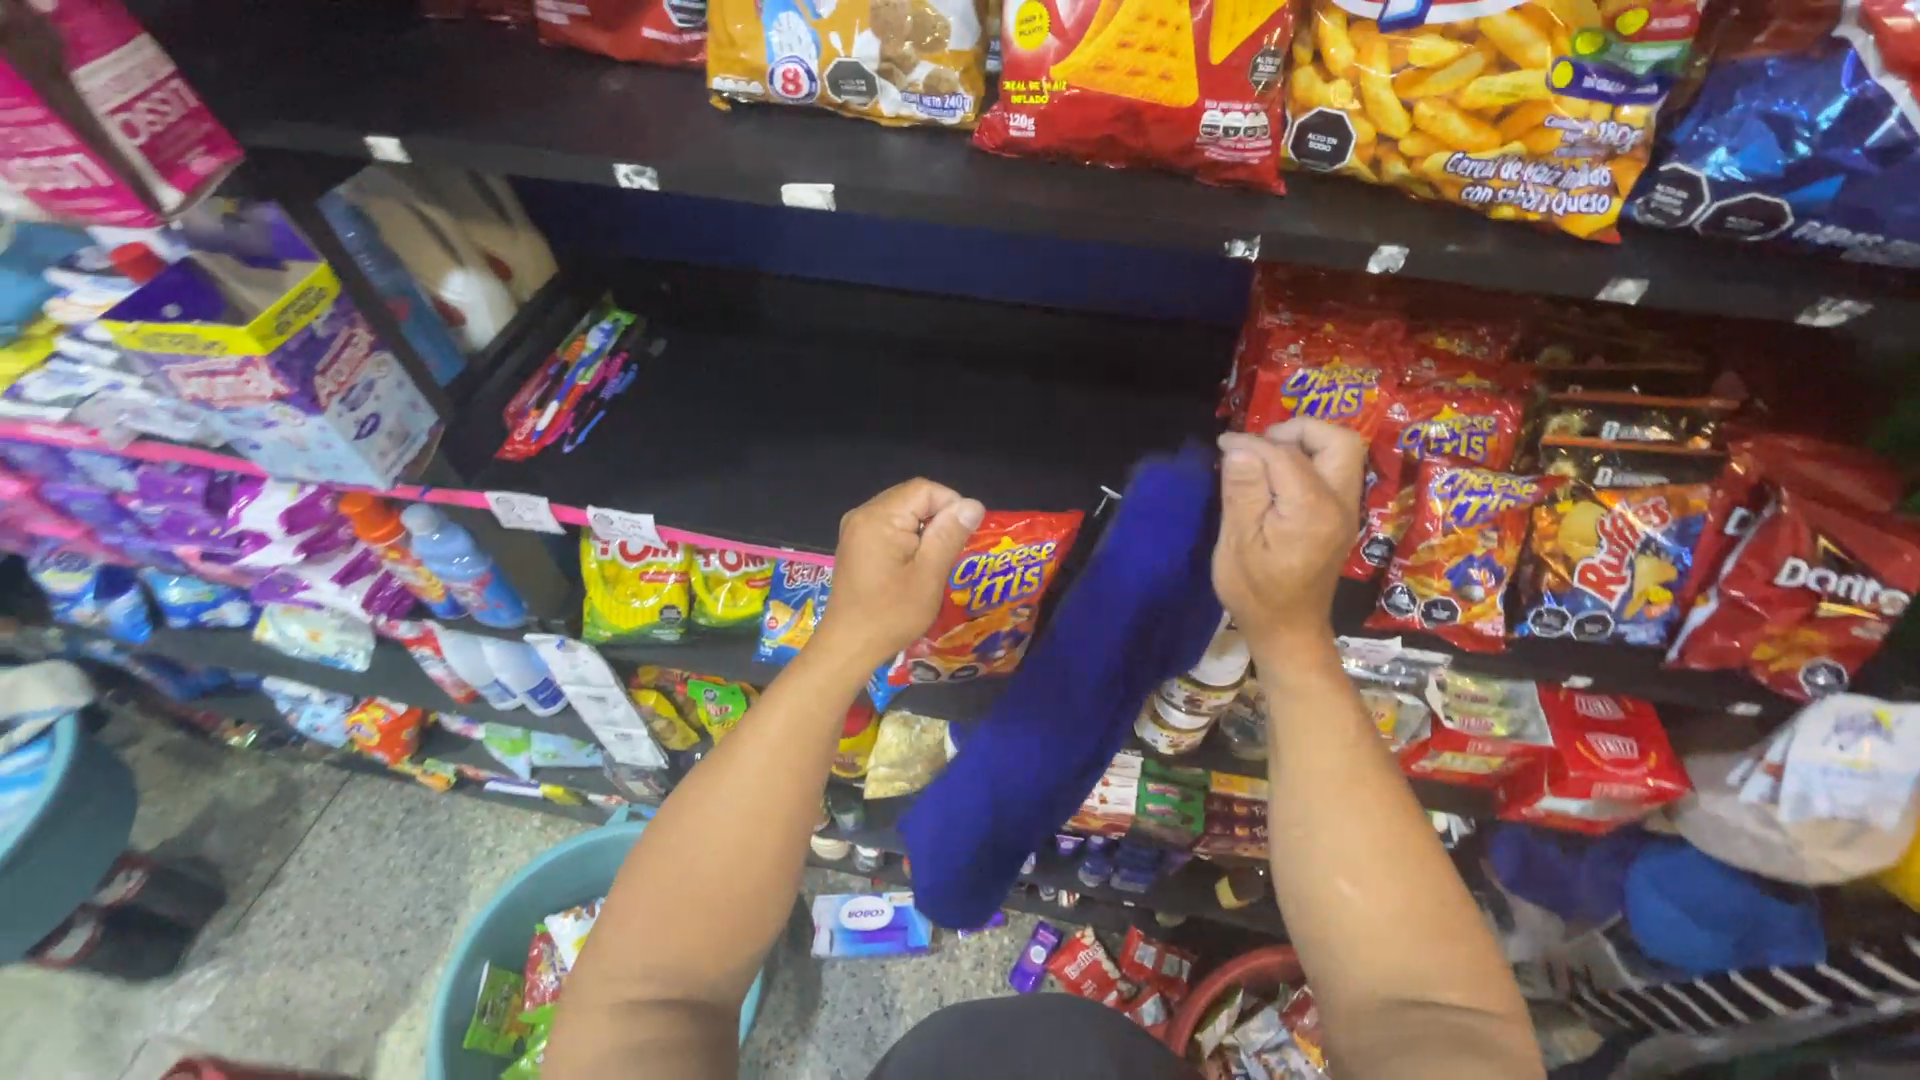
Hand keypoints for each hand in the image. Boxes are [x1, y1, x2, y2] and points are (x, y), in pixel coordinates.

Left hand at [812, 479, 984, 670]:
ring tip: (935, 559)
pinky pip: (888, 525)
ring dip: (924, 528)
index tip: (964, 537)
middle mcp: (863, 514)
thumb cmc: (891, 614)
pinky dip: (908, 536)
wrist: (849, 645)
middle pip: (912, 497)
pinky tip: (914, 563)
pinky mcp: (855, 543)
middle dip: (938, 517)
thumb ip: (949, 534)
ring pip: (901, 511)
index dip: (951, 505)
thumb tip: (973, 504)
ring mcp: (855, 528)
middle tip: (950, 551)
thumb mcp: (928, 575)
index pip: (925, 489)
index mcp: (879, 517)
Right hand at [1212, 418, 1365, 649]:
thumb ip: (1242, 492)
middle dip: (1298, 431)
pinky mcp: (1340, 517)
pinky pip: (1333, 472)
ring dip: (1305, 445)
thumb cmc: (1255, 592)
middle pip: (1337, 440)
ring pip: (1341, 453)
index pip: (1285, 454)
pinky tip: (1276, 479)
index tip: (1222, 445)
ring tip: (1266, 458)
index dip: (1251, 443)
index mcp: (1312, 509)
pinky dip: (1308, 462)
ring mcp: (1345, 510)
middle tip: (1260, 445)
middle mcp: (1340, 503)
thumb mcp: (1237, 544)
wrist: (1288, 630)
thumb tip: (1240, 448)